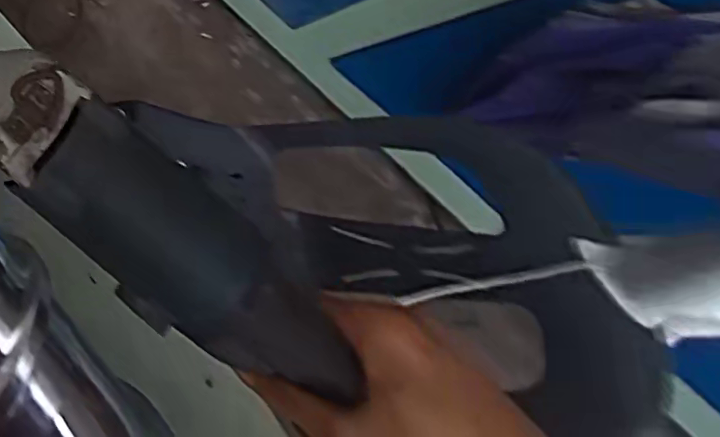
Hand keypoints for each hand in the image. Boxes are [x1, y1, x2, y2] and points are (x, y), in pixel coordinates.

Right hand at [240, 298, 543, 436]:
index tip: (266, 338)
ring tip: (341, 398)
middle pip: (343, 320)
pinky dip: (387, 376)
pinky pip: (409, 360)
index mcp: (381, 320)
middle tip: (301, 376)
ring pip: (377, 342)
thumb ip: (294, 397)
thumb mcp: (350, 434)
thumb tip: (251, 370)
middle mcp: (412, 319)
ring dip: (354, 364)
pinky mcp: (468, 375)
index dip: (282, 317)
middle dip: (321, 347)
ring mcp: (445, 345)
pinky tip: (382, 407)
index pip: (309, 297)